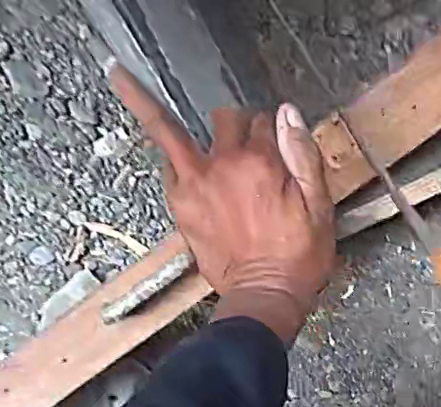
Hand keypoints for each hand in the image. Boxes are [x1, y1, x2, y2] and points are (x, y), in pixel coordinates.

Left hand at [110, 64, 335, 342]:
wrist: (266, 297)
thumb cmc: (299, 261)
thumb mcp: (320, 212)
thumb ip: (305, 158)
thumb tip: (289, 114)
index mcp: (262, 162)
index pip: (266, 123)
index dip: (275, 132)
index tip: (281, 145)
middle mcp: (224, 163)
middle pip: (226, 120)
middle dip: (238, 124)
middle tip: (246, 139)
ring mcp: (197, 181)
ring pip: (168, 127)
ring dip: (145, 100)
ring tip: (119, 75)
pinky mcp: (182, 204)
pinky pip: (165, 165)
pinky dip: (165, 154)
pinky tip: (160, 146)